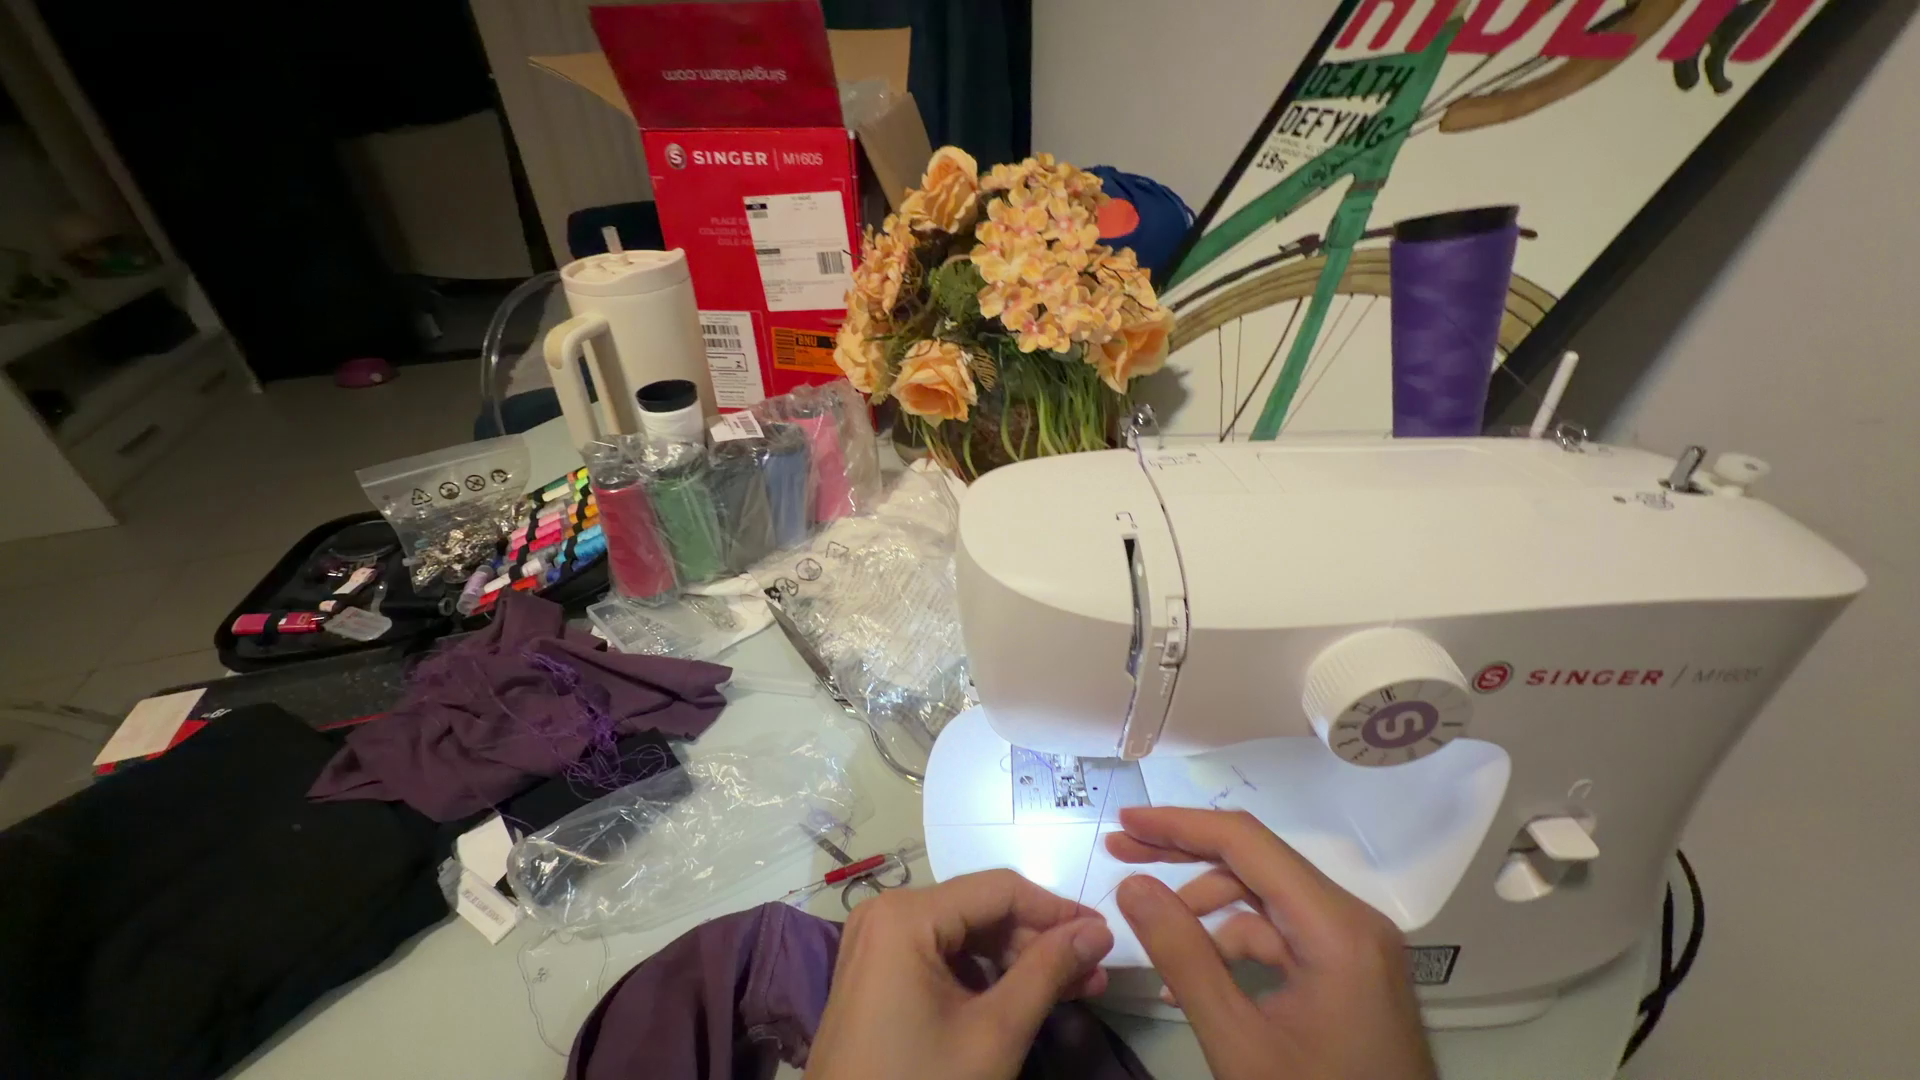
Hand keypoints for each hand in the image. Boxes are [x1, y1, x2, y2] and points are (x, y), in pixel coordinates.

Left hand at [807, 868, 1114, 1079]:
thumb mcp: (993, 1034)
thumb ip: (1048, 973)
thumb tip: (1097, 931)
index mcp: (906, 913)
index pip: (1000, 889)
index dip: (1057, 910)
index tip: (1105, 935)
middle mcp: (886, 911)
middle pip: (982, 910)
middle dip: (1040, 942)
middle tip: (1094, 972)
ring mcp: (878, 940)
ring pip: (965, 933)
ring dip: (1018, 959)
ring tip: (1072, 987)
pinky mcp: (878, 969)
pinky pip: (942, 954)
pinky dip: (984, 974)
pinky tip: (1023, 996)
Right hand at [1107, 807, 1437, 1079]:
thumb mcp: (1238, 1042)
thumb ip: (1182, 957)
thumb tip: (1132, 886)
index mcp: (1337, 928)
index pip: (1246, 843)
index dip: (1179, 825)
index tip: (1125, 820)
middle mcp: (1353, 921)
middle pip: (1254, 862)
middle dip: (1184, 856)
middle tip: (1121, 851)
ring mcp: (1354, 946)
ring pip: (1264, 898)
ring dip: (1204, 908)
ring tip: (1156, 935)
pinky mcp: (1348, 971)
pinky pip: (1279, 934)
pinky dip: (1231, 944)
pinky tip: (1195, 977)